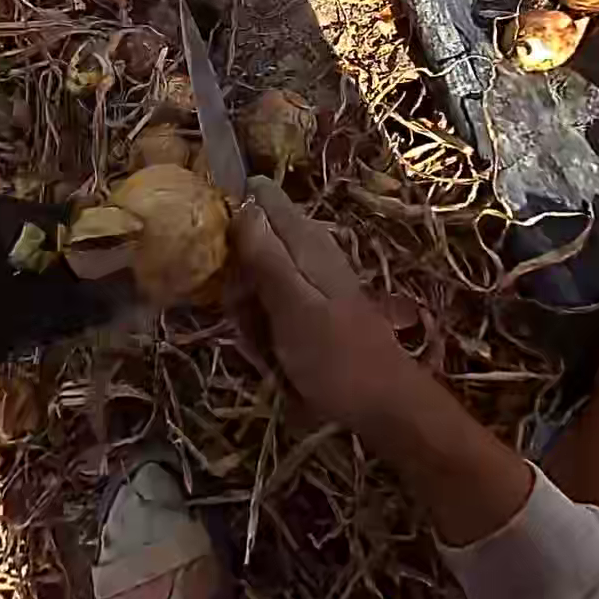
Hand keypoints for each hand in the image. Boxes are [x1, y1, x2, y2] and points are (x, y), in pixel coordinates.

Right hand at [232, 176, 532, 544]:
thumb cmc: (336, 356)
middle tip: (240, 313)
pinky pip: (270, 300)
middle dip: (236, 273)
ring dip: (246, 305)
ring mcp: (309, 275)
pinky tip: (268, 351)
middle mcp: (307, 246)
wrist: (384, 404)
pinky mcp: (310, 302)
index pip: (260, 193)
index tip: (214, 246)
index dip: (232, 209)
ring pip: (256, 273)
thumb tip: (240, 203)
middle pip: (252, 238)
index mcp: (304, 237)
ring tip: (258, 341)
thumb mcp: (291, 304)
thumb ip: (264, 254)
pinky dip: (262, 322)